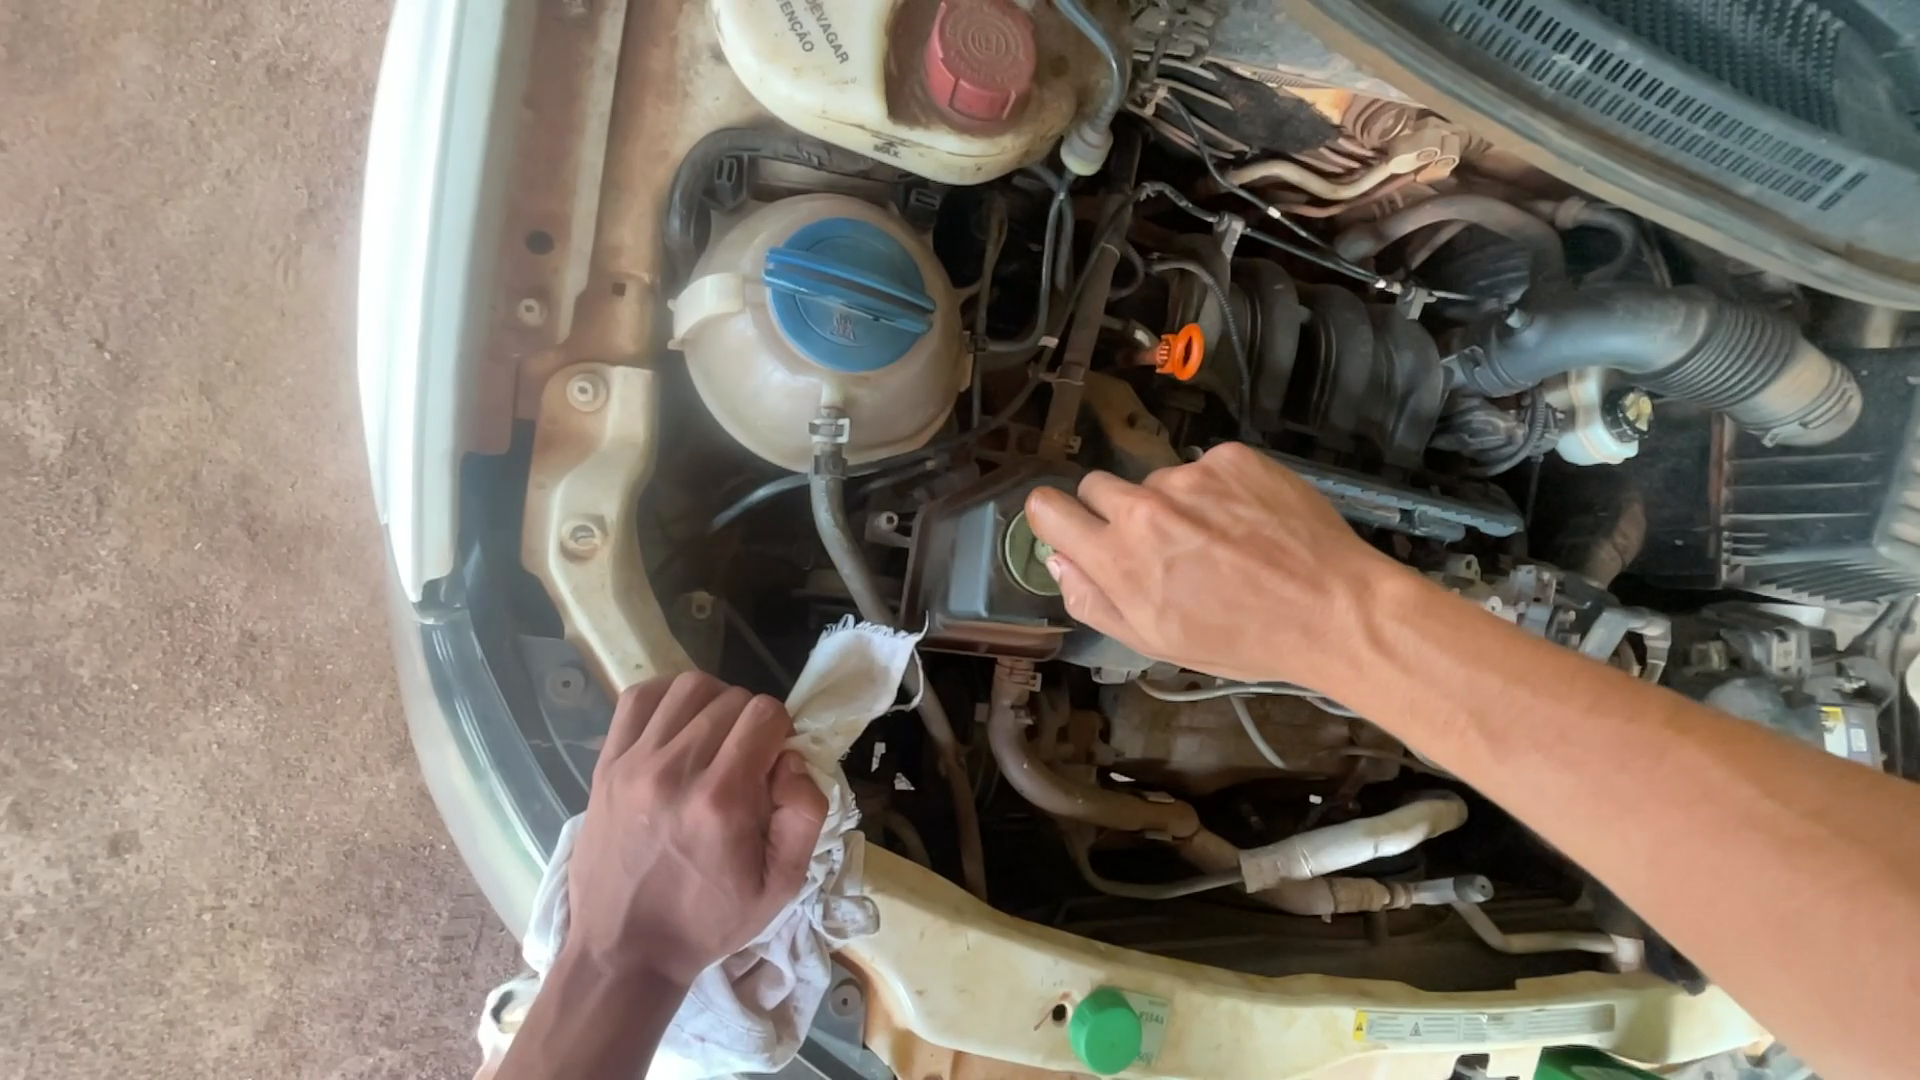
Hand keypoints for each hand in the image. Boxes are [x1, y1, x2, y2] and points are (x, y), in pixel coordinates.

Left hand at [564, 672, 828, 986]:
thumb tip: (792, 759)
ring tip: (717, 736)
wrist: (623, 954)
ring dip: (715, 702)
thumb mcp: (782, 885)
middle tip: (749, 757)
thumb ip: (806, 814)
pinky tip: (680, 724)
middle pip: (732, 698)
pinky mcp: (606, 765)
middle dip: (752, 720)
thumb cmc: (708, 921)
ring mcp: (633, 764)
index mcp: (721, 800)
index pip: (765, 714)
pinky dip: (667, 697)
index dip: (781, 731)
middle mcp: (674, 771)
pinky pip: (639, 699)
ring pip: (689, 687)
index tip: (775, 762)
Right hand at [1025, 442, 1400, 684]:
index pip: (1047, 507)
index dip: (1054, 517)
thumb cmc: (1241, 639)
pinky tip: (1246, 519)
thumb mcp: (1155, 641)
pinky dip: (1215, 489)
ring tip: (1218, 539)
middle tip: (1157, 544)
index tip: (1073, 528)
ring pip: (1155, 480)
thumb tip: (1059, 560)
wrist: (1335, 609)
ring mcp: (1191, 477)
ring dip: (1171, 503)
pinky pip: (1202, 467)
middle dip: (1113, 511)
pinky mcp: (1232, 457)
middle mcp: (1145, 508)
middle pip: (1096, 485)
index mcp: (1119, 558)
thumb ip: (1093, 600)